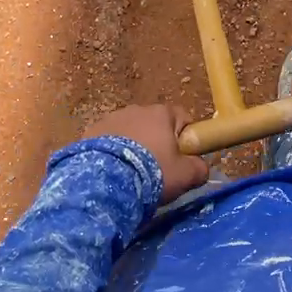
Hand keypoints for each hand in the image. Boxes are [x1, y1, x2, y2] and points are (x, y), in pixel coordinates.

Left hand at [83, 104, 209, 203]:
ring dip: (132, 147)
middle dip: (156, 143)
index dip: (184, 139)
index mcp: (161, 113)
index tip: (181, 160)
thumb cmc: (152, 173)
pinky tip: (111, 172)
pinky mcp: (91, 131)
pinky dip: (111, 152)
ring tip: (129, 173)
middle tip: (155, 170)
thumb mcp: (185, 175)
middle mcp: (137, 109)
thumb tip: (201, 167)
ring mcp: (111, 118)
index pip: (182, 118)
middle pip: (154, 125)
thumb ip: (200, 168)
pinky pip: (108, 140)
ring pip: (130, 132)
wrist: (106, 182)